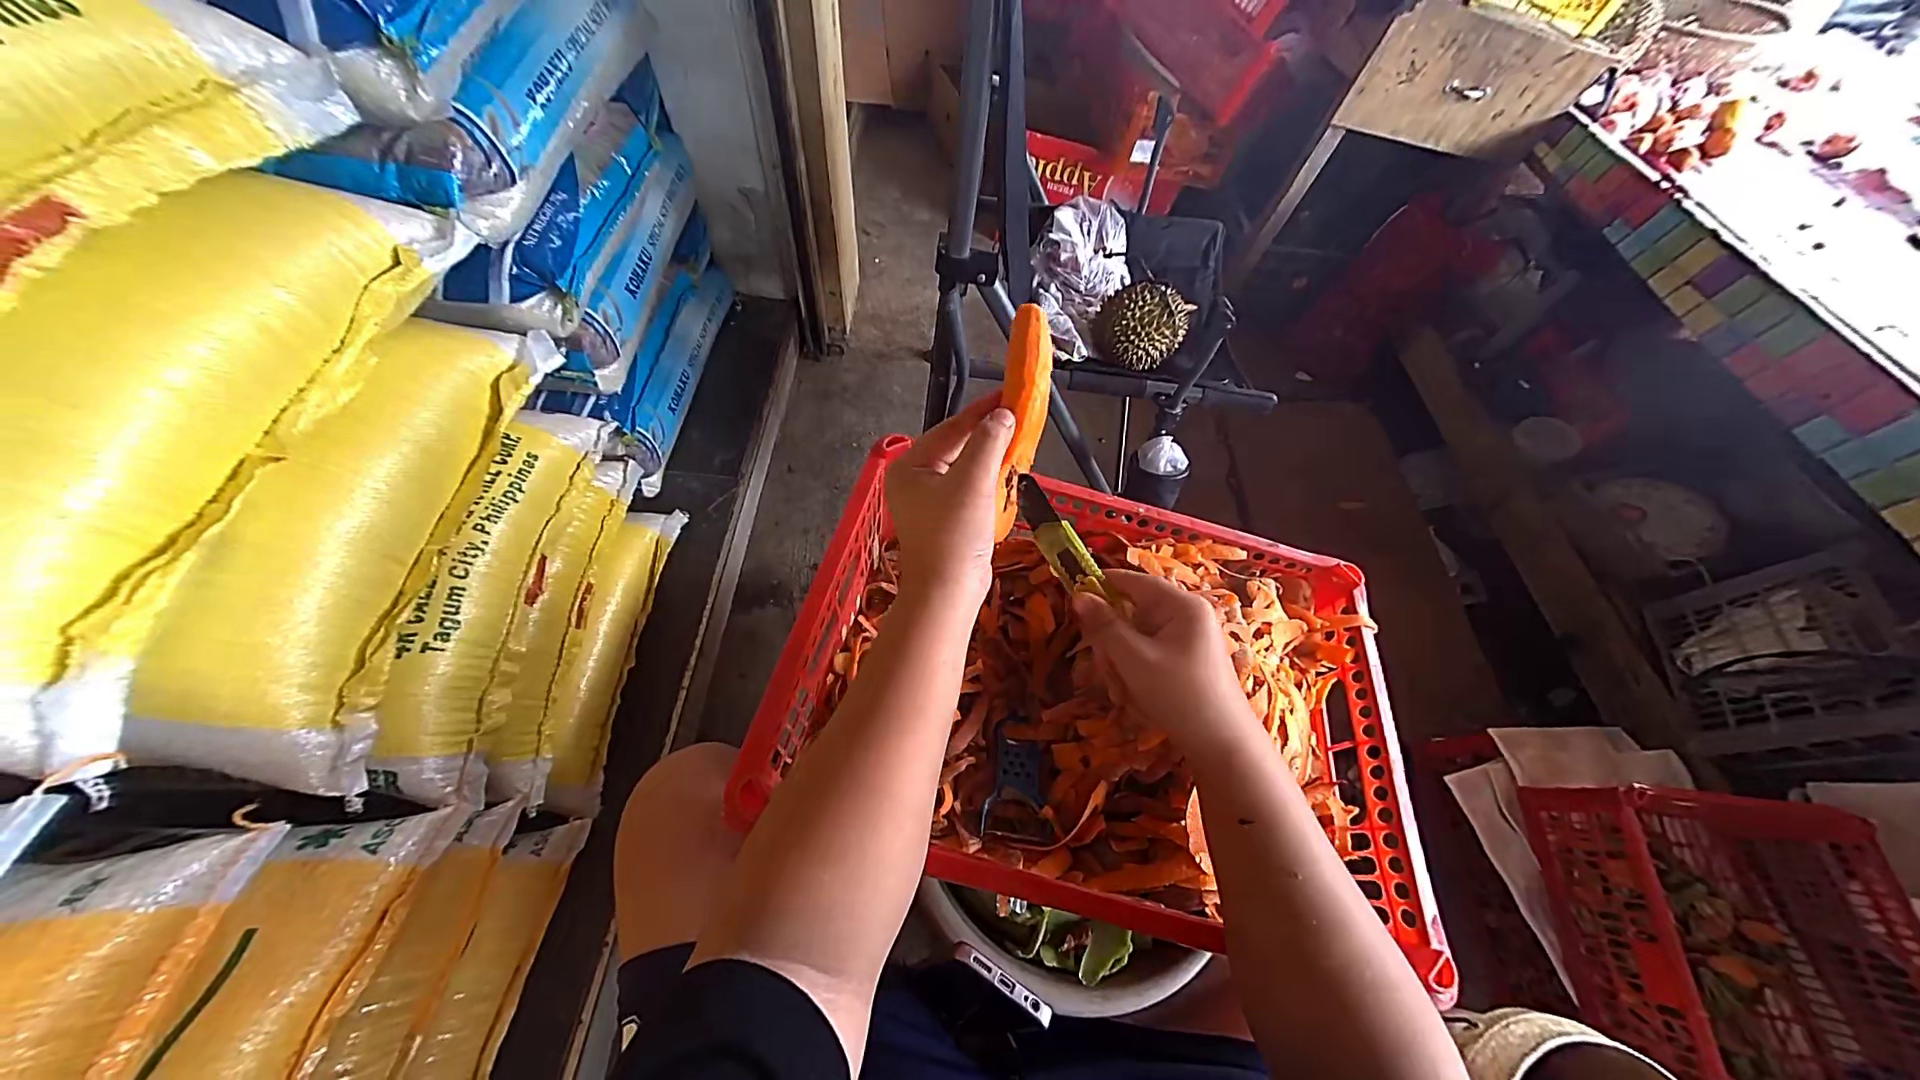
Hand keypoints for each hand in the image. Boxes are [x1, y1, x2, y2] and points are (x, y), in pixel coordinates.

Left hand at [886, 396, 1014, 600]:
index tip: (1009, 395)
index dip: (982, 411)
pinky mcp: (944, 520)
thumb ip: (988, 442)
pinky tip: (1006, 475)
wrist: (948, 593)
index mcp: (909, 467)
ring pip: (964, 468)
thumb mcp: (973, 482)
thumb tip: (1002, 415)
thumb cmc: (953, 537)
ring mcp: (928, 502)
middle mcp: (913, 481)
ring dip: (990, 457)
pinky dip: (987, 480)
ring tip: (1016, 442)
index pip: (950, 429)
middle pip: (955, 446)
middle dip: (987, 434)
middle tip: (1017, 418)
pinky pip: (967, 489)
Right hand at [1070, 570, 1260, 758]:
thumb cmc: (1180, 697)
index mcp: (1181, 605)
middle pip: (1130, 612)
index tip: (1074, 604)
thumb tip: (1079, 595)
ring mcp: (1187, 638)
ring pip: (1133, 637)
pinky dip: (1134, 673)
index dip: (1100, 587)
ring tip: (1122, 692)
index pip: (1132, 580)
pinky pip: (1146, 654)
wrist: (1223, 746)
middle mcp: (1186, 614)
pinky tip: (1134, 697)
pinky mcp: (1184, 659)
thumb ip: (1104, 626)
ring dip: (1119, 663)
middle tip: (1106, 671)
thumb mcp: (1134, 659)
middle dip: (1111, 642)